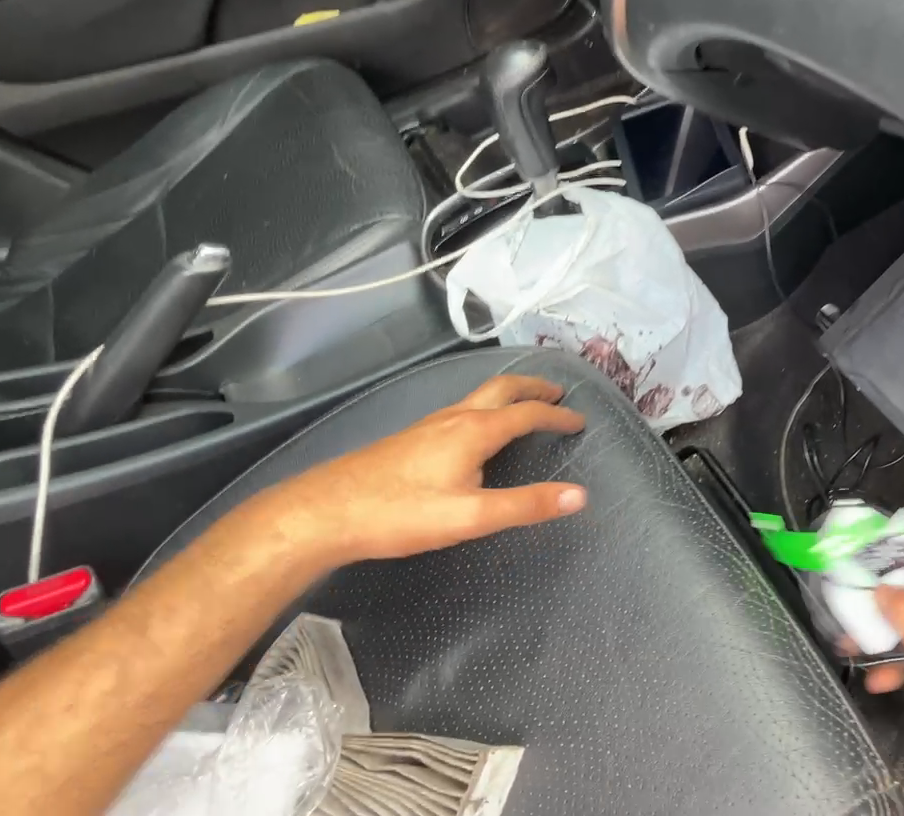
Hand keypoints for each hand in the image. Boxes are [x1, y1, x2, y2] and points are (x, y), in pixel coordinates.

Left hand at [233, 374, 587, 571]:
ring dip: (509, 394)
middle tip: (557, 392)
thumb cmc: (401, 513)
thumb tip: (580, 496)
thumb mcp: (471, 516)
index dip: (557, 416)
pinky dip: (487, 406)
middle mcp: (455, 418)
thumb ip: (526, 505)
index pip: (527, 413)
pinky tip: (476, 429)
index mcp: (475, 430)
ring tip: (524, 404)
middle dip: (533, 387)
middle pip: (502, 388)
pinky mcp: (412, 438)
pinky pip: (462, 408)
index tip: (580, 421)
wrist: (323, 512)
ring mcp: (430, 425)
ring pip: (479, 396)